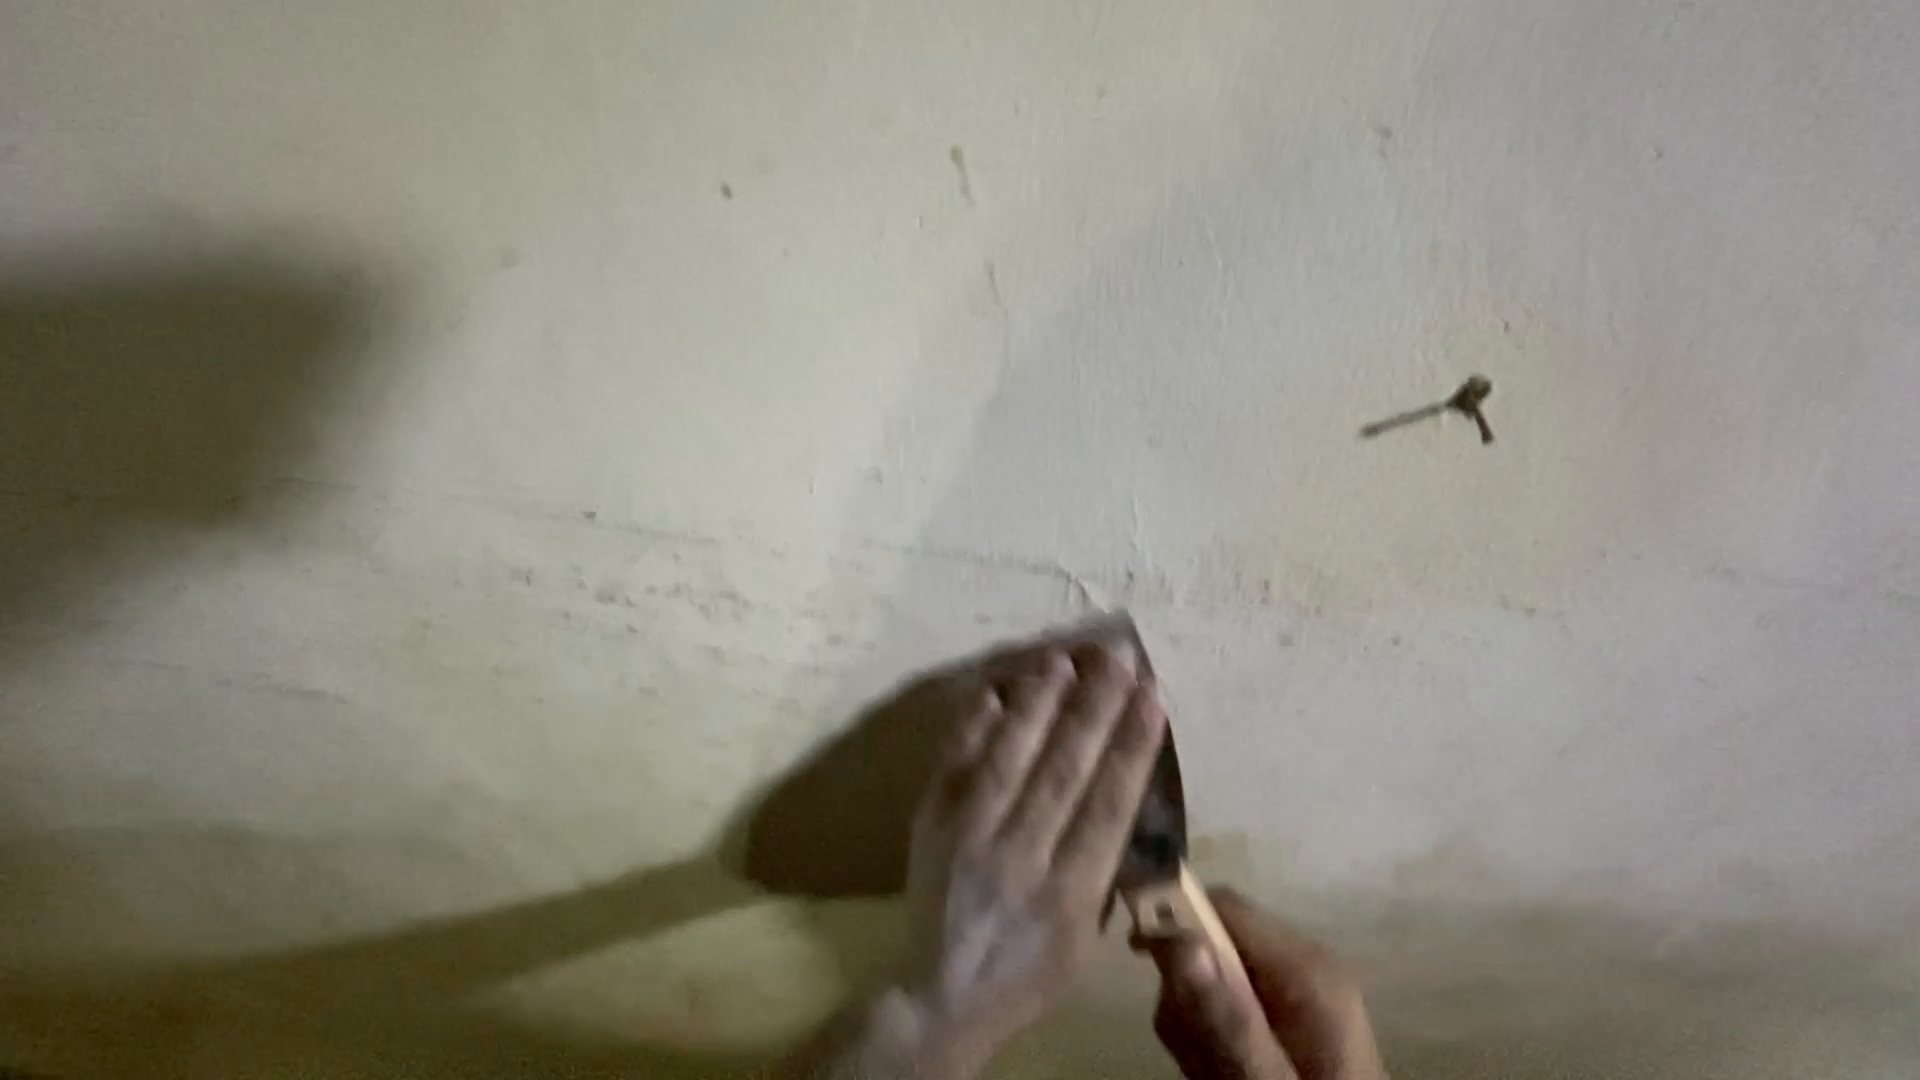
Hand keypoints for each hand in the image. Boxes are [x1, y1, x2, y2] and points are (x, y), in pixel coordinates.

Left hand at [897, 637, 1168, 1068]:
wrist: (942, 991)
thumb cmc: (1031, 969)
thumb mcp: (1086, 937)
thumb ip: (1102, 865)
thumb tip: (1117, 785)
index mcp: (1072, 892)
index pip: (1109, 803)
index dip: (1132, 745)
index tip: (1151, 697)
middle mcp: (1022, 855)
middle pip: (1064, 768)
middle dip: (1095, 707)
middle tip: (1116, 657)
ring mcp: (970, 835)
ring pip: (1010, 756)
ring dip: (1038, 704)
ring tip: (1063, 661)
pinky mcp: (931, 821)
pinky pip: (956, 762)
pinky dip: (976, 724)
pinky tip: (997, 689)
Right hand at [1144, 889, 1385, 1079]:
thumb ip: (1227, 1021)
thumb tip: (1179, 942)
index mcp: (1307, 966)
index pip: (1222, 903)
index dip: (1173, 917)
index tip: (1136, 957)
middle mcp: (1302, 960)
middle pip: (1212, 934)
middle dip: (1184, 983)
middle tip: (1186, 1042)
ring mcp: (1296, 985)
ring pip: (1211, 967)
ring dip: (1192, 1013)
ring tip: (1207, 1068)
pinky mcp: (1288, 1009)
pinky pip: (1227, 993)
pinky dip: (1209, 1025)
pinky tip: (1221, 1066)